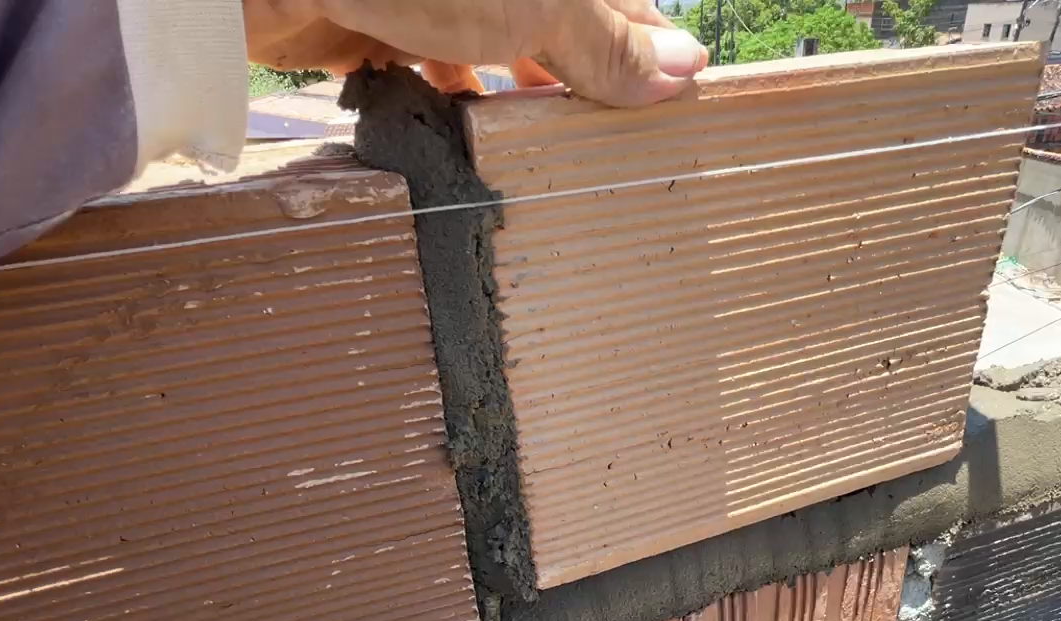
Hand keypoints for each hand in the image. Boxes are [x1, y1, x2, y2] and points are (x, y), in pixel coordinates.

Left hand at [243, 0, 708, 106]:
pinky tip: (468, 133)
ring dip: (516, 103)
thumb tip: (682, 72)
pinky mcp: (378, 27)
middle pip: (553, 28)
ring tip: (543, 153)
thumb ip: (606, 39)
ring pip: (494, 55)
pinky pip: (432, 74)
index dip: (647, 46)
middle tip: (606, 143)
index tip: (674, 101)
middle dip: (576, 83)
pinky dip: (453, 106)